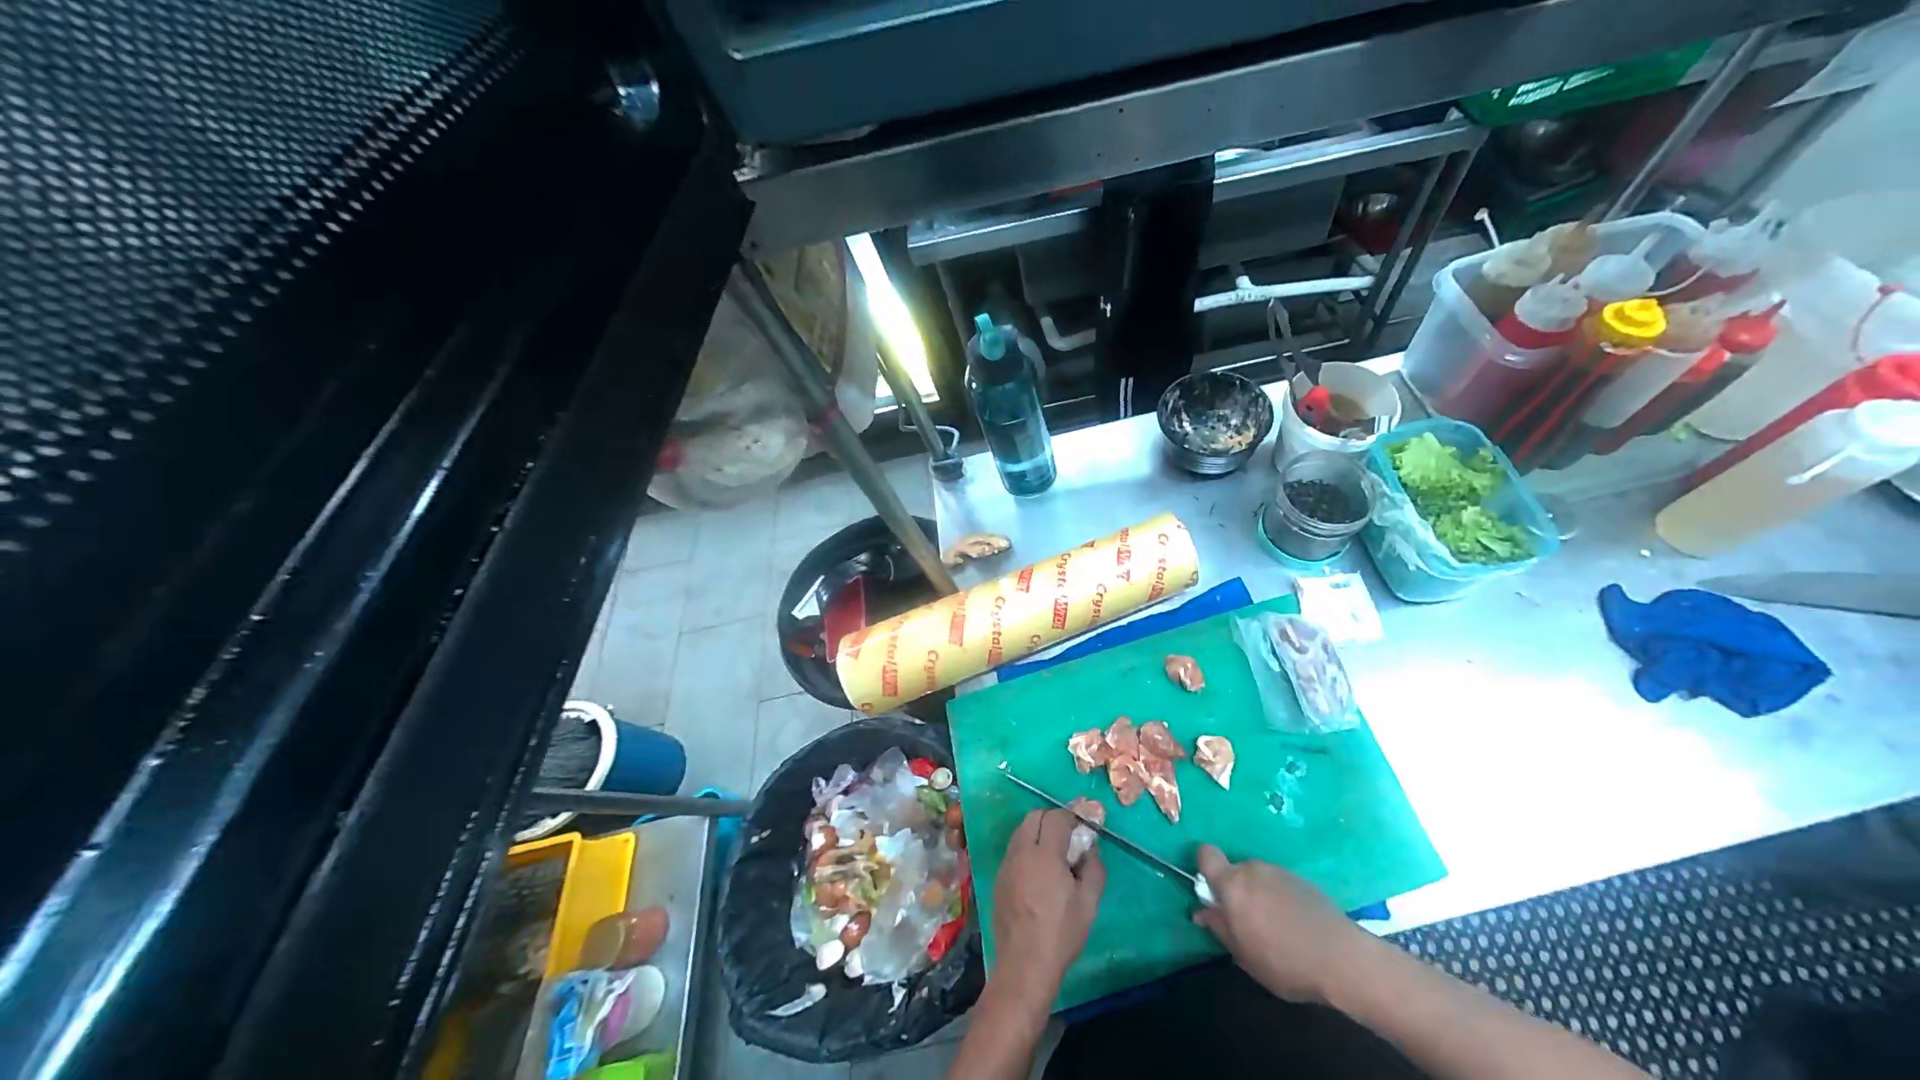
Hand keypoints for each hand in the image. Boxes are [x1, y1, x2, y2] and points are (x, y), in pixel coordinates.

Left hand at [989, 808, 1105, 1004]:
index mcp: (1044, 854)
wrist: (1024, 963)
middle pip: (1033, 816)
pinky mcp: (998, 878)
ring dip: (1037, 832)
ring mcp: (1006, 864)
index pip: (1056, 817)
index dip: (1071, 816)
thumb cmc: (1061, 933)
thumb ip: (1093, 867)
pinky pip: (1013, 850)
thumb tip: (1089, 849)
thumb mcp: (1089, 902)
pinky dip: (1026, 849)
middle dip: (1052, 819)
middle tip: (1069, 837)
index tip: (1083, 827)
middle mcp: (1020, 852)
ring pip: (1020, 832)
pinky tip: (1038, 872)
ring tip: (1054, 854)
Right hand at [1191, 844, 1375, 1005]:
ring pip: (1259, 878)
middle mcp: (1253, 869)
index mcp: (1232, 883)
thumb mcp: (1243, 955)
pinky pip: (1280, 884)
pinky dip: (1281, 899)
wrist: (1343, 959)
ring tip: (1276, 927)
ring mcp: (1281, 872)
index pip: (1206, 854)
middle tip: (1247, 922)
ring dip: (1259, 895)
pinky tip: (1296, 925)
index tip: (1213, 894)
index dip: (1205, 868)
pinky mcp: (1304, 881)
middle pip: (1235, 870)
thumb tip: (1201, 912)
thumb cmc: (1284, 961)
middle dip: (1236, 890)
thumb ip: (1219, 927)